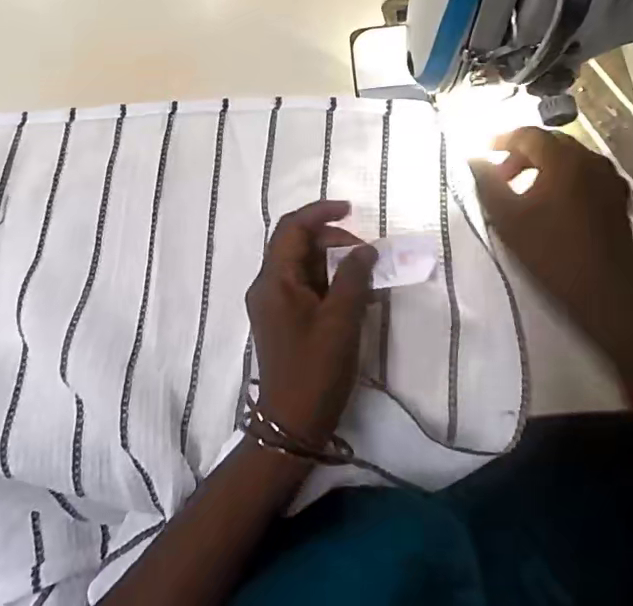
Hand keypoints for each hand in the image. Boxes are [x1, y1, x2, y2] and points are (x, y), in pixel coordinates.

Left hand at [245, 200, 375, 445]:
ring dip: (331, 261)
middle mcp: (266, 285)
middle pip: (295, 244)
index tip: (350, 209)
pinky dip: (327, 282)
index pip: (291, 228)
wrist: (292, 424)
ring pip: (301, 266)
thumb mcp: (342, 320)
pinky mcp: (281, 320)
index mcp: (274, 280)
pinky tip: (354, 295)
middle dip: (331, 239)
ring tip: (365, 274)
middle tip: (365, 252)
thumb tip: (364, 249)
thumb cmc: (316, 369)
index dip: (320, 212)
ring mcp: (272, 304)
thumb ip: (353, 277)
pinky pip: (303, 287)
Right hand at [468, 127, 632, 391]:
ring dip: (544, 165)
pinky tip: (554, 202)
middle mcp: (590, 160)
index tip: (483, 153)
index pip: (528, 135)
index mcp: (563, 159)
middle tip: (501, 174)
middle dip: (522, 153)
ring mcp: (609, 179)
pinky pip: (586, 174)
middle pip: (551, 142)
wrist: (609, 293)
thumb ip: (486, 181)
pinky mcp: (619, 199)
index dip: (502, 140)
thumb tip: (472, 158)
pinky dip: (565, 177)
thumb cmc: (552, 252)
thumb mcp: (507, 217)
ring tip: (524, 189)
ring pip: (570, 158)